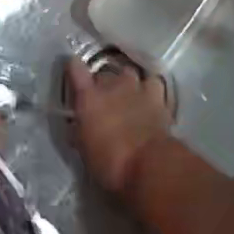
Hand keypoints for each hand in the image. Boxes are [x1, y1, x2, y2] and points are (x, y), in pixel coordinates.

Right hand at [67, 57, 172, 194]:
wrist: (149, 166)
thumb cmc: (109, 161)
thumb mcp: (84, 149)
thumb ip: (80, 131)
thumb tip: (78, 128)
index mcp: (88, 97)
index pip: (75, 69)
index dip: (74, 68)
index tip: (73, 69)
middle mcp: (112, 86)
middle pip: (105, 72)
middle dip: (103, 83)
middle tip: (103, 98)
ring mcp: (137, 90)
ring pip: (130, 73)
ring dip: (127, 82)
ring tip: (128, 94)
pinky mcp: (160, 100)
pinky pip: (154, 84)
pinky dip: (150, 89)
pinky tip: (150, 98)